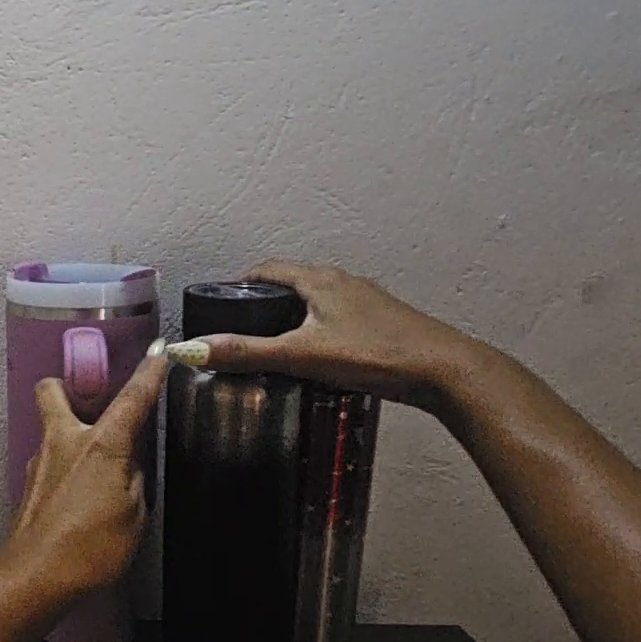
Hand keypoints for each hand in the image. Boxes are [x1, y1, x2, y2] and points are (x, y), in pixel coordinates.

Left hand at [5, 343, 169, 597]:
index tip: (159, 351)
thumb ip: (131, 479)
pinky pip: (50, 460)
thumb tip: (125, 466)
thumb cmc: (94, 547)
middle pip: (52, 390)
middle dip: (68, 387)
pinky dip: (65, 466)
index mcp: (100, 444)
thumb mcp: (134, 513)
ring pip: (51, 428)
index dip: (148, 374)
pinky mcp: (28, 482)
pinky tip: (79, 496)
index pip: (131, 400)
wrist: (37, 574)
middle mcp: (63, 441)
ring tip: (96, 467)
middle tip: (90, 403)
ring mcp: (39, 459)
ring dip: (71, 435)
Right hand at [165, 260, 483, 408]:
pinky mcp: (383, 322)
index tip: (217, 298)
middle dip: (261, 296)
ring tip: (268, 337)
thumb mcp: (301, 355)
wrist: (449, 374)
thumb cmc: (377, 354)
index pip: (267, 268)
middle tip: (237, 320)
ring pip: (316, 298)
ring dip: (290, 311)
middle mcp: (344, 282)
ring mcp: (367, 301)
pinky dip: (315, 325)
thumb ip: (245, 353)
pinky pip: (336, 315)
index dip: (238, 280)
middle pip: (291, 281)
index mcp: (321, 280)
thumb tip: (190, 350)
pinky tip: (311, 351)